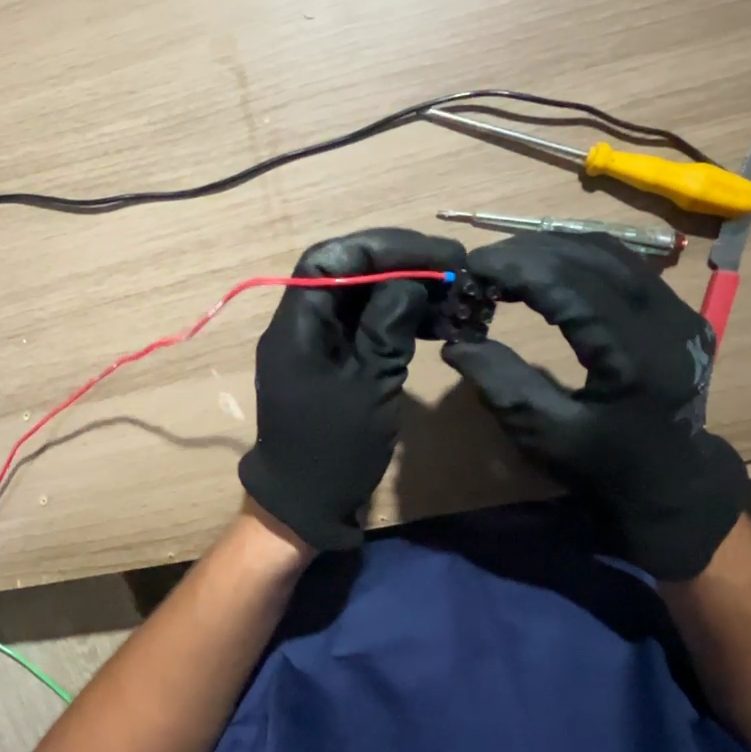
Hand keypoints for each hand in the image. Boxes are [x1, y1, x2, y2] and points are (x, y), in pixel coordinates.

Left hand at [238, 228, 465, 550]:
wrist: (304, 504)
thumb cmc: (333, 448)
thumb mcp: (369, 384)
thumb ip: (388, 326)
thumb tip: (410, 280)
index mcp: (296, 325)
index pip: (330, 259)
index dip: (381, 246)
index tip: (433, 256)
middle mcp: (299, 326)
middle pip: (346, 273)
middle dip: (400, 265)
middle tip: (452, 271)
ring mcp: (315, 345)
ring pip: (359, 299)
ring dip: (405, 292)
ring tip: (454, 299)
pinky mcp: (331, 364)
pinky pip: (363, 327)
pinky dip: (397, 320)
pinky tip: (437, 324)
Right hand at [442, 232, 745, 579]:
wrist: (671, 483)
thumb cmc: (603, 466)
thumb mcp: (543, 436)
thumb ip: (502, 385)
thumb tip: (454, 342)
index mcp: (635, 358)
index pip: (574, 287)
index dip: (519, 268)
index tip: (474, 265)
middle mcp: (667, 323)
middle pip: (594, 259)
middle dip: (531, 252)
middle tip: (481, 264)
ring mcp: (680, 312)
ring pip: (612, 254)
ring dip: (554, 249)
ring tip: (506, 263)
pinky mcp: (679, 310)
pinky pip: (625, 266)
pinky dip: (578, 259)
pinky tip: (545, 270)